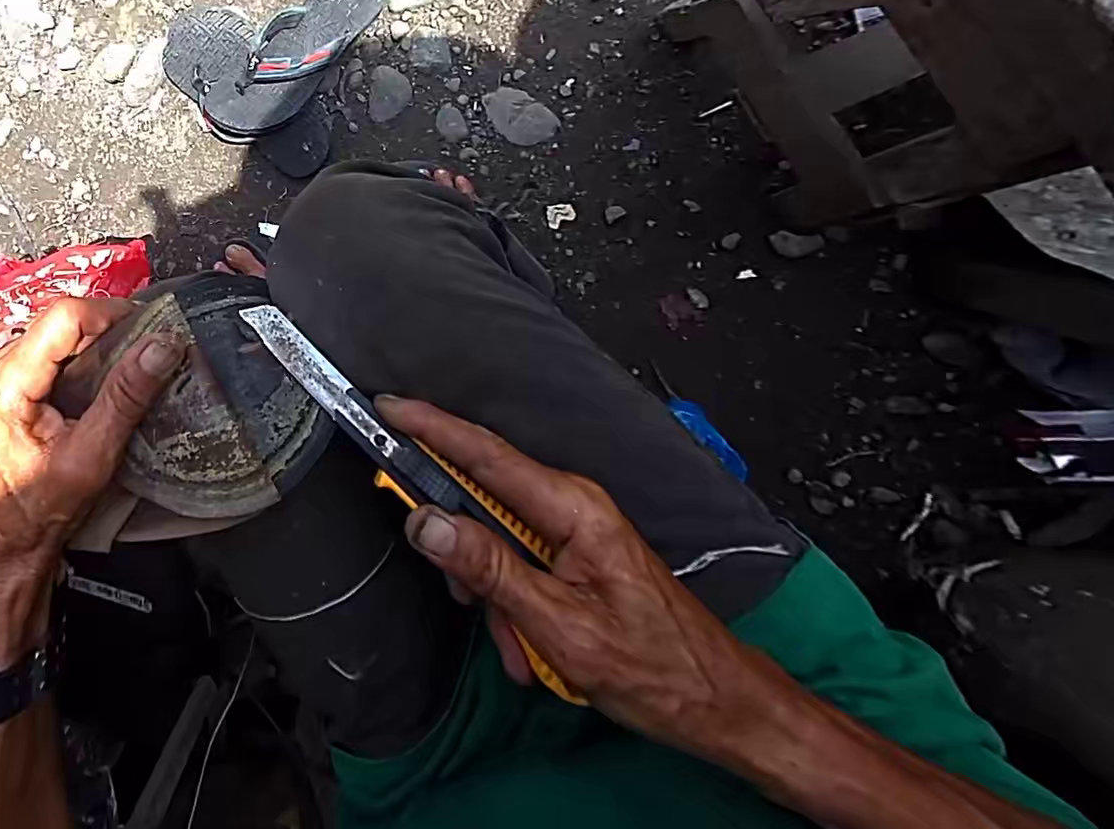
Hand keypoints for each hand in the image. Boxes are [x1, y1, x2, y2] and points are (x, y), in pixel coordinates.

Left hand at [0, 298, 184, 669]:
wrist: (3, 546)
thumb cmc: (36, 512)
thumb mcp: (92, 456)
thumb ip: (126, 397)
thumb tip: (160, 347)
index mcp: (5, 383)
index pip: (65, 316)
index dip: (112, 313)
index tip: (147, 326)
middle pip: (59, 320)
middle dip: (107, 327)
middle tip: (144, 345)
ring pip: (54, 333)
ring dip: (95, 342)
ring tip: (127, 361)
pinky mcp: (1, 385)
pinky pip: (46, 351)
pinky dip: (79, 357)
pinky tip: (100, 378)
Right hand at [377, 396, 802, 762]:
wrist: (726, 706)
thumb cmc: (655, 669)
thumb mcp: (560, 627)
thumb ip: (488, 569)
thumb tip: (424, 521)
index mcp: (569, 506)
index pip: (483, 453)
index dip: (430, 425)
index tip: (386, 407)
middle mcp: (567, 502)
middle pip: (480, 495)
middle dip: (458, 544)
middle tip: (460, 594)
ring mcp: (569, 524)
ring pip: (492, 534)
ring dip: (487, 587)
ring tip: (515, 645)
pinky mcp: (568, 547)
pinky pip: (513, 556)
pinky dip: (507, 598)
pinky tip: (527, 644)